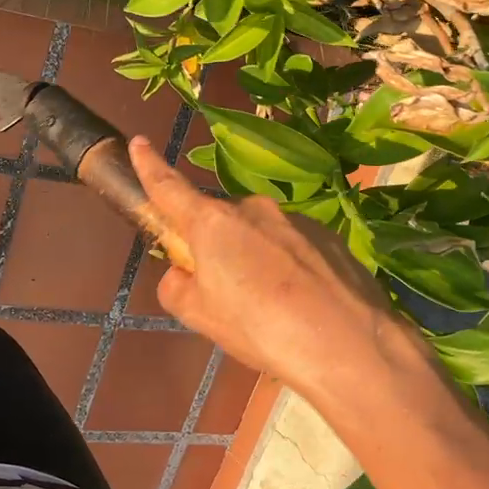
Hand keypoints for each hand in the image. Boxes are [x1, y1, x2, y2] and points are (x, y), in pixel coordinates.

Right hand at [129, 137, 446, 411]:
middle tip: (224, 291)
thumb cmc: (259, 329)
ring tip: (271, 307)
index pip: (168, 186)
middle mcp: (252, 209)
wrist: (349, 345)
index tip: (139, 143)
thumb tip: (185, 272)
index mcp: (211, 223)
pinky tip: (301, 305)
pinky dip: (287, 268)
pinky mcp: (330, 237)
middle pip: (217, 220)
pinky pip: (292, 246)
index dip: (148, 165)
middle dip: (213, 245)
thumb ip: (178, 285)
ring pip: (258, 234)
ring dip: (254, 259)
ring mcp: (295, 220)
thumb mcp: (198, 316)